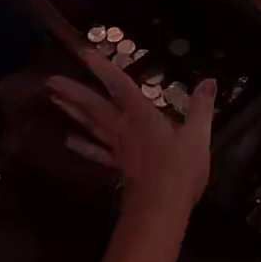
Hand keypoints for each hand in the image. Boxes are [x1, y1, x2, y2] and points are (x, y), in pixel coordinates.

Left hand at [47, 50, 216, 218]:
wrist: (161, 209)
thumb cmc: (180, 169)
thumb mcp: (198, 135)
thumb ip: (201, 107)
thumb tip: (210, 80)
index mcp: (140, 114)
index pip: (118, 84)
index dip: (102, 67)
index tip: (83, 52)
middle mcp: (122, 127)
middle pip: (93, 105)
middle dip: (73, 91)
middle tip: (50, 80)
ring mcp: (116, 147)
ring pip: (90, 124)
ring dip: (72, 111)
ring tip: (54, 98)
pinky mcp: (117, 166)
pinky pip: (97, 152)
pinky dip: (83, 146)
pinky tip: (69, 140)